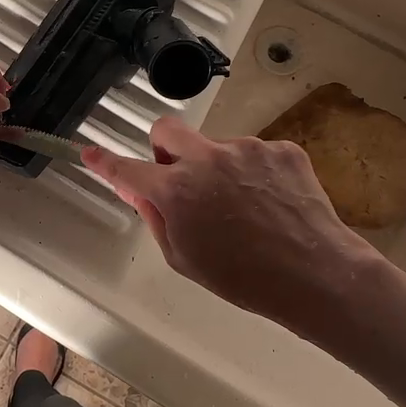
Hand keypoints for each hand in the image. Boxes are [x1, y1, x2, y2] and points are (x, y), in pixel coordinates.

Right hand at [82, 117, 383, 331]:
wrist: (316, 275)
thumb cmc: (241, 278)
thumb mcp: (183, 257)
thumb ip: (156, 217)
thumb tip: (138, 190)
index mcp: (176, 190)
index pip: (127, 168)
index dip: (105, 162)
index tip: (89, 151)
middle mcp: (206, 159)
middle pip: (166, 129)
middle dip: (164, 148)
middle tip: (180, 178)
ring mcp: (246, 149)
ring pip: (214, 146)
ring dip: (215, 167)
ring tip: (242, 207)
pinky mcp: (281, 149)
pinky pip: (253, 154)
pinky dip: (252, 173)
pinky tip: (269, 202)